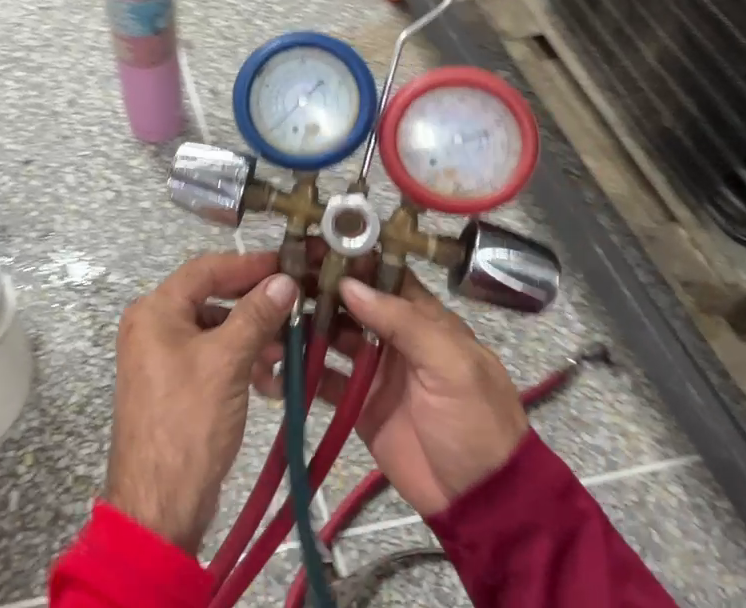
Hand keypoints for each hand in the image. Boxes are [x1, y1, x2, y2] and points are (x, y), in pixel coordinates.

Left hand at [105, 252, 298, 552]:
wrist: (159, 501)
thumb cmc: (189, 421)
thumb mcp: (227, 362)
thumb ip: (255, 316)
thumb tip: (284, 281)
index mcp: (155, 310)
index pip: (205, 269)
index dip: (247, 264)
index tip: (287, 264)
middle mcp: (153, 326)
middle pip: (210, 299)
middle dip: (254, 306)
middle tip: (296, 308)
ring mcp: (161, 357)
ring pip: (214, 332)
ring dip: (251, 338)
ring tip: (289, 351)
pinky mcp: (174, 385)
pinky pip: (211, 360)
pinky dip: (239, 363)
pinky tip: (270, 381)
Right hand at [253, 270, 527, 516]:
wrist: (479, 500)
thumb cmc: (475, 423)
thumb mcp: (451, 365)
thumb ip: (403, 322)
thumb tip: (350, 284)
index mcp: (424, 320)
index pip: (383, 277)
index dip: (351, 260)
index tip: (311, 246)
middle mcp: (394, 337)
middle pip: (350, 302)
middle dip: (316, 289)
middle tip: (277, 279)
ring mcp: (372, 369)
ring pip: (330, 336)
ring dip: (302, 326)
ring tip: (267, 318)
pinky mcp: (355, 402)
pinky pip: (322, 378)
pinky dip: (297, 370)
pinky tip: (271, 363)